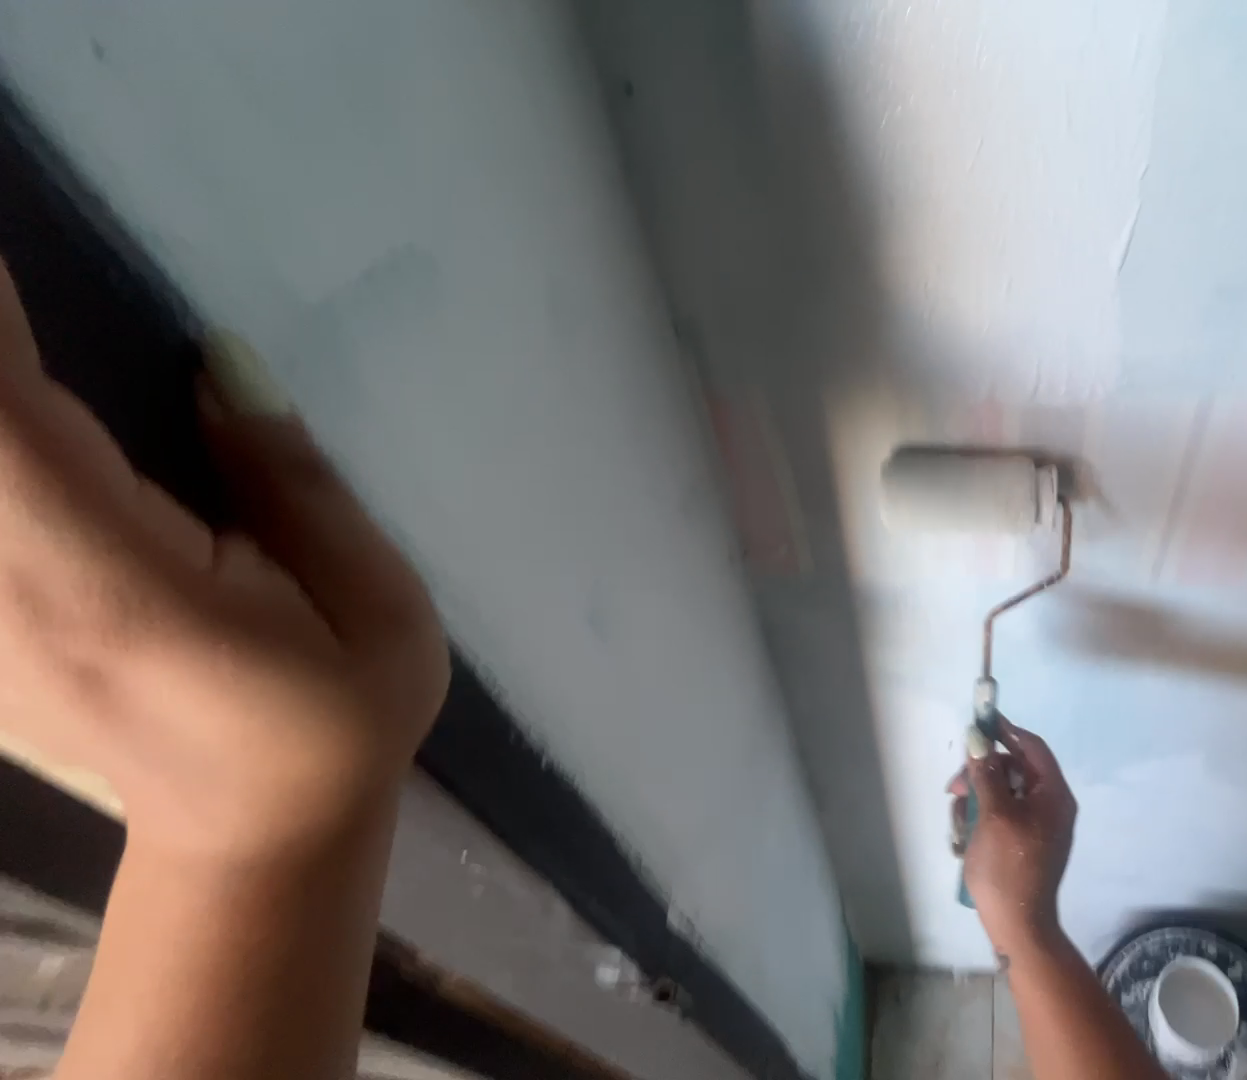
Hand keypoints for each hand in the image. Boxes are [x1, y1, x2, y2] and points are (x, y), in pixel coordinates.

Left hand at [0, 261, 447, 861]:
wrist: (262, 826)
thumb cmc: (345, 713)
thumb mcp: (371, 603)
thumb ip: (296, 486)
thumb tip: (222, 365)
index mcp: (112, 583)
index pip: (0, 414)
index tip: (16, 221)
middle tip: (26, 239)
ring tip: (29, 311)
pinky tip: (26, 396)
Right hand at [949, 719, 1077, 955]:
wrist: (1018, 927)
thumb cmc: (1008, 867)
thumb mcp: (993, 814)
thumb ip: (986, 773)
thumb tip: (978, 739)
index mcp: (1053, 794)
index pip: (1032, 747)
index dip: (1006, 731)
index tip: (978, 724)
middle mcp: (1051, 805)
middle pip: (1014, 769)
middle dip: (982, 773)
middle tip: (955, 785)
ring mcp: (1039, 825)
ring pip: (1003, 792)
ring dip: (977, 798)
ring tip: (959, 819)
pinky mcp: (1024, 842)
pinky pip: (1001, 815)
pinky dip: (982, 818)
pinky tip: (966, 836)